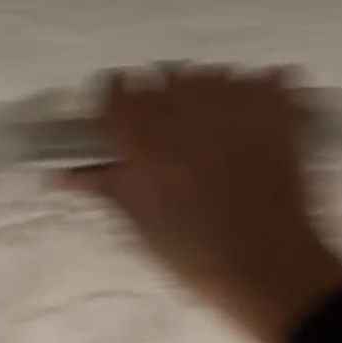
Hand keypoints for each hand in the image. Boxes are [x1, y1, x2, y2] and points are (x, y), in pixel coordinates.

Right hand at [65, 65, 341, 342]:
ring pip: (209, 76)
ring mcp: (236, 99)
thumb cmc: (194, 255)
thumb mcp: (138, 224)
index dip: (116, 104)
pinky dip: (253, 96)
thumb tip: (62, 173)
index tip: (121, 122)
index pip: (116, 92)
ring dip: (205, 99)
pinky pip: (259, 78)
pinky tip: (252, 130)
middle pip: (162, 80)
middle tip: (171, 145)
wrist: (267, 265)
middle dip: (162, 104)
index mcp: (144, 139)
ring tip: (214, 141)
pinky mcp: (280, 102)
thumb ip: (104, 185)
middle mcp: (186, 107)